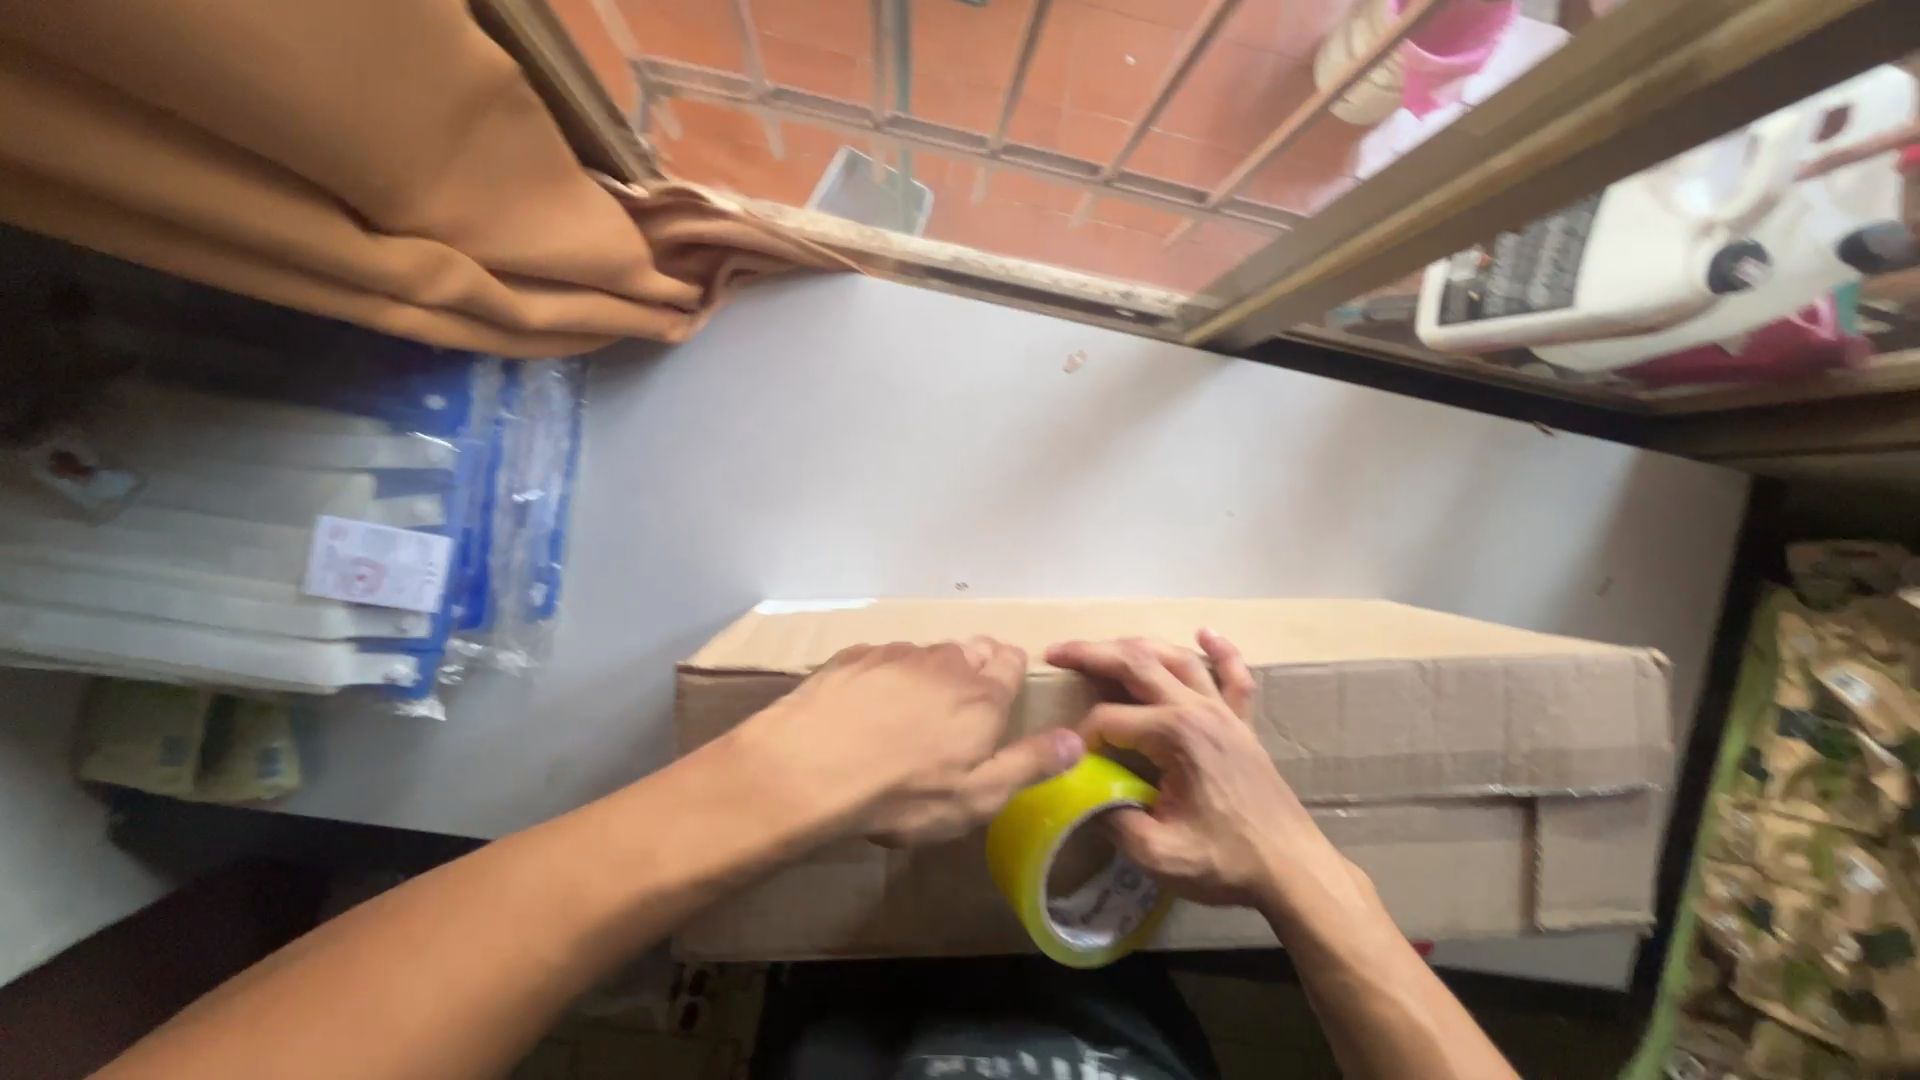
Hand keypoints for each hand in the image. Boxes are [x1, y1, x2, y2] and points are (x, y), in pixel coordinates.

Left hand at [757, 639, 1084, 846]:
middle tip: (958, 712)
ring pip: (926, 654)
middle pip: (971, 649)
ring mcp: (895, 653)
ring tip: (907, 715)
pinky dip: (885, 676)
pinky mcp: (852, 657)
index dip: (1010, 674)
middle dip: (974, 670)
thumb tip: (1077, 739)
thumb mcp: (978, 796)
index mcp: (982, 693)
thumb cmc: (903, 793)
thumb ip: (1030, 763)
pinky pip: (883, 658)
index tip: (1000, 701)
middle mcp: (944, 660)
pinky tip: (865, 709)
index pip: (1011, 659)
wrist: (806, 769)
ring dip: (928, 675)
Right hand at [1046, 630, 1347, 909]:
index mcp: (1174, 735)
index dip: (1082, 735)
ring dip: (1138, 646)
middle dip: (1091, 654)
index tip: (1071, 761)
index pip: (1109, 718)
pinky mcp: (1243, 724)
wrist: (1294, 871)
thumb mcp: (1158, 854)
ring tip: (1105, 646)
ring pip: (1177, 658)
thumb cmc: (1225, 862)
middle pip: (1137, 664)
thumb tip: (1083, 795)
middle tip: (1057, 652)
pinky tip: (1205, 633)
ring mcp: (1225, 712)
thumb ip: (1113, 819)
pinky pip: (1234, 676)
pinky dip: (1220, 651)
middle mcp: (1198, 709)